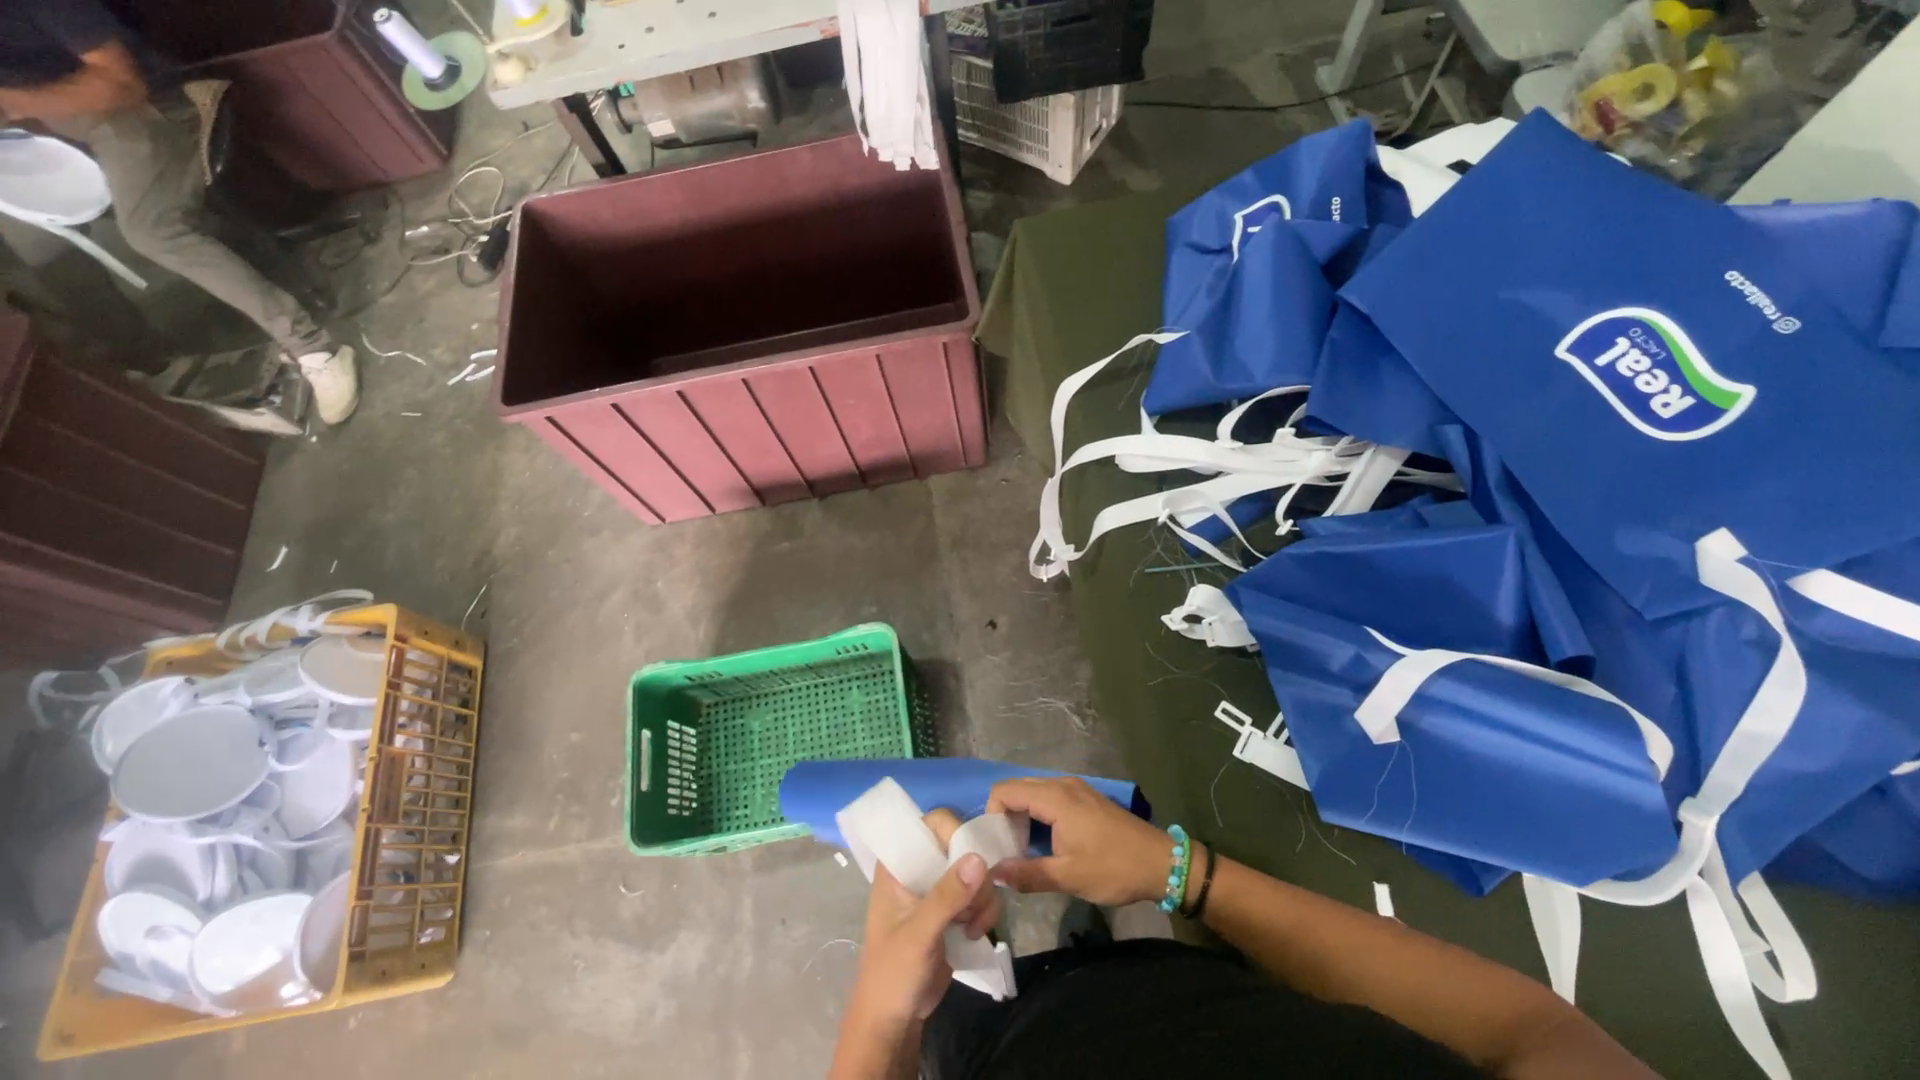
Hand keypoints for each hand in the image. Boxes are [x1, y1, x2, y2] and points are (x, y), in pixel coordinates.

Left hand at [845, 809, 1000, 1027]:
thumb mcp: (919, 934)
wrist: (895, 1019)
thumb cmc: (893, 972)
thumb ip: (947, 896)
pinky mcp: (953, 912)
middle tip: (970, 907)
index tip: (968, 862)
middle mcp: (918, 871)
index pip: (931, 825)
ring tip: (970, 928)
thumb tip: (979, 857)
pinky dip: (985, 912)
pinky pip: (980, 895)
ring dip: (982, 898)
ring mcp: (937, 892)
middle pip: (961, 848)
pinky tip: (974, 935)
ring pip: (976, 873)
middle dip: (975, 877)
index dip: (954, 835)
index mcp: (898, 865)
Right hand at [988, 777, 1175, 906]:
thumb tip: (993, 873)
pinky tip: (1045, 844)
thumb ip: (1027, 874)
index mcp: (1056, 798)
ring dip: (1022, 818)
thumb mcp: (1068, 877)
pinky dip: (1039, 816)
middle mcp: (1063, 785)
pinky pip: (1050, 799)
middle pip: (1017, 789)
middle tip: (1007, 851)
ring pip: (1033, 794)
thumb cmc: (1115, 869)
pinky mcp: (1086, 800)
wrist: (1162, 864)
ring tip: (1024, 852)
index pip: (1004, 791)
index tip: (997, 847)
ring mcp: (1077, 790)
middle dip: (1004, 817)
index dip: (991, 816)